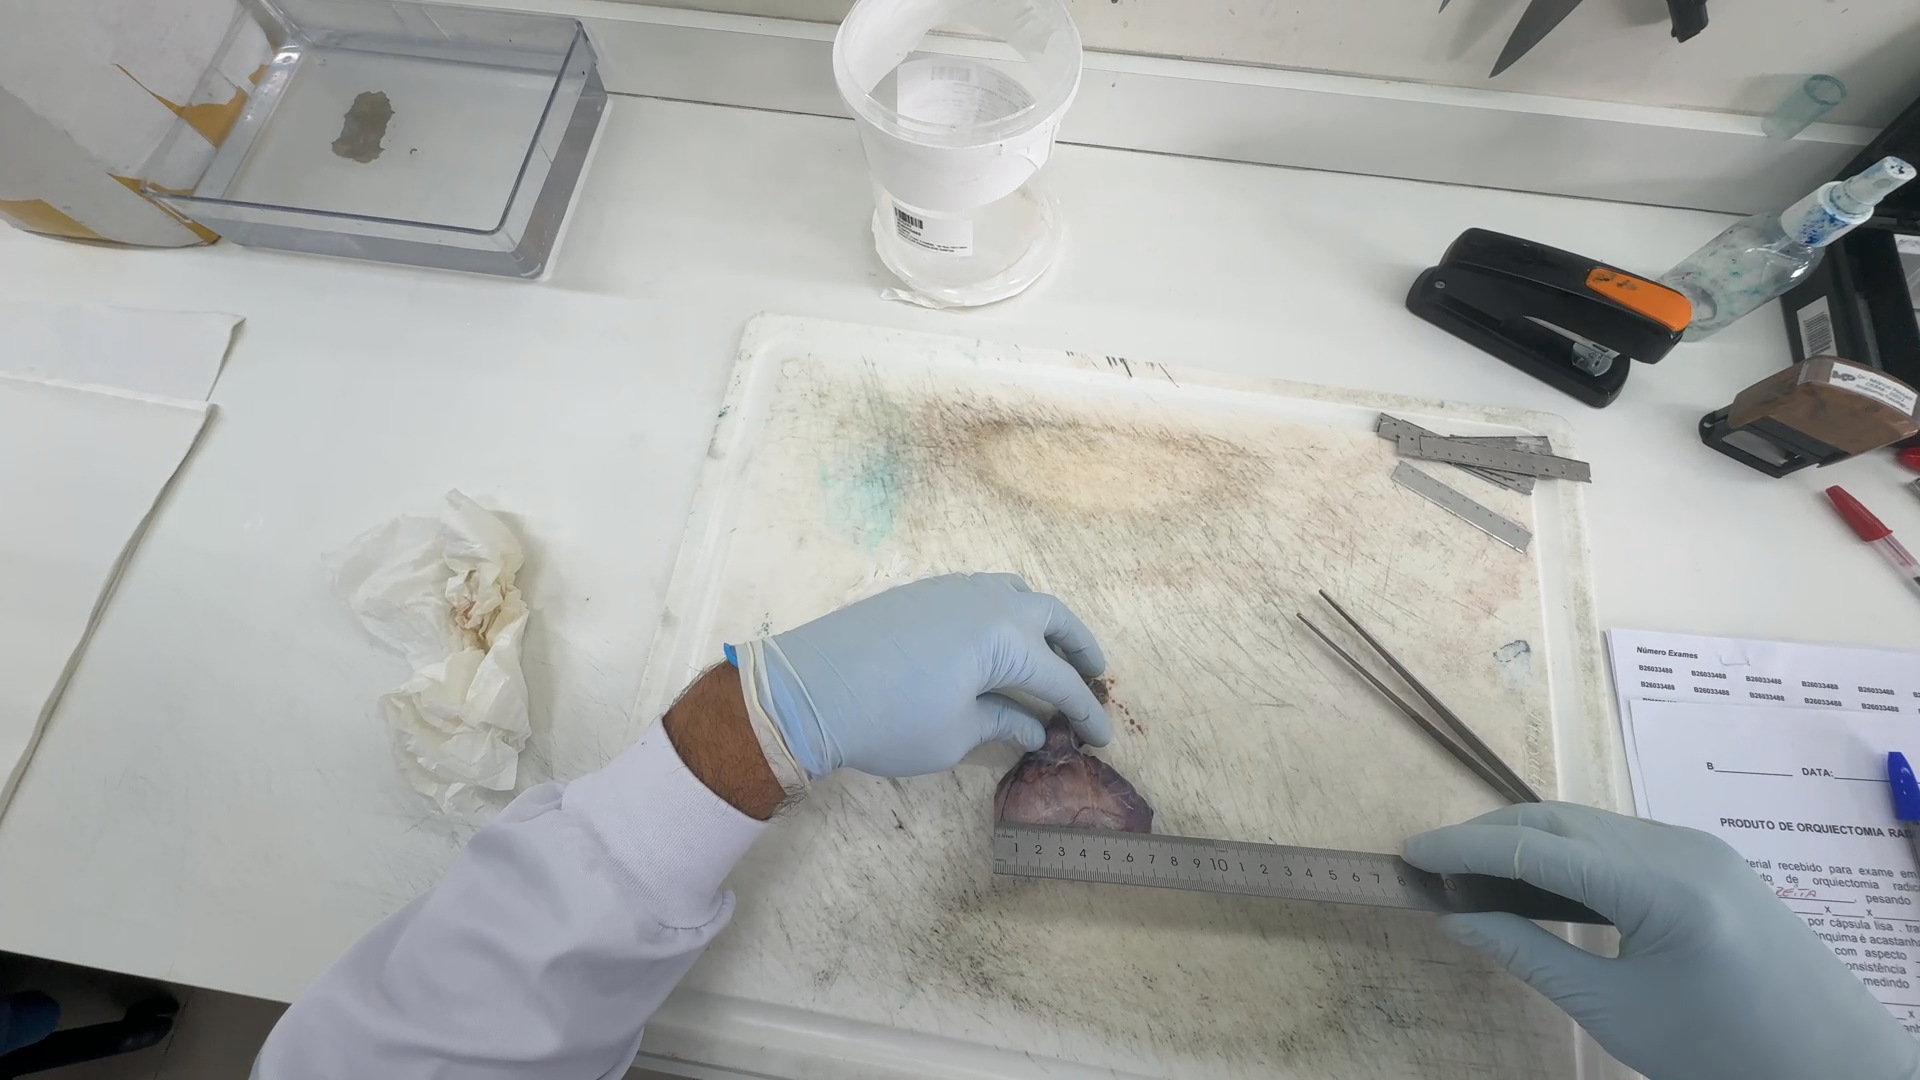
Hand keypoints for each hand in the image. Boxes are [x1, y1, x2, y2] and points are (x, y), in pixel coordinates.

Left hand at [740, 573, 1110, 778]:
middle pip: (1051, 616)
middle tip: (1093, 675)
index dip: (1085, 711)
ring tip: (1047, 649)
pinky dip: (1004, 610)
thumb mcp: (953, 734)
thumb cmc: (890, 719)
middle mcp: (988, 602)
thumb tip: (1034, 728)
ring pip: (1016, 591)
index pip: (1059, 679)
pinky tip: (994, 637)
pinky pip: (981, 589)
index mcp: (1004, 639)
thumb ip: (1001, 723)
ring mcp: (953, 589)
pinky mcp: (924, 591)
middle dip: (1079, 647)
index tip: (1103, 738)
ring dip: (1042, 619)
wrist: (810, 687)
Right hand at [1404, 803, 1919, 1079]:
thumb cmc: (1730, 1058)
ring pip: (1579, 821)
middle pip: (1552, 820)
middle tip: (1436, 863)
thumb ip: (1524, 954)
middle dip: (1484, 835)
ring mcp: (1696, 845)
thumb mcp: (1615, 1014)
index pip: (1534, 848)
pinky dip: (1559, 848)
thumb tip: (1449, 919)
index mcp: (1663, 891)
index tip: (1410, 853)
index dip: (1461, 846)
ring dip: (1518, 838)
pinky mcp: (1704, 854)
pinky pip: (1610, 836)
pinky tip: (1537, 876)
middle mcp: (1679, 848)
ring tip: (1476, 870)